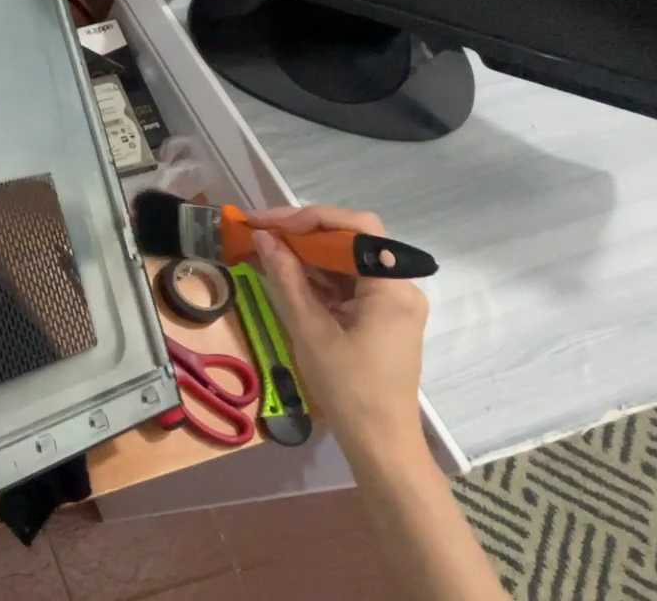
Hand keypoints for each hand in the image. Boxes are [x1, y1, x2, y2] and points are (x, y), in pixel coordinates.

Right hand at [248, 205, 428, 448]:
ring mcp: (389, 302)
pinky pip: (344, 281)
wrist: (378, 439)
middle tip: (258, 231)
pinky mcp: (377, 316)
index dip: (311, 217)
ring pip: (344, 259)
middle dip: (301, 231)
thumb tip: (264, 237)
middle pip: (350, 240)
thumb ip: (286, 277)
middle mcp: (398, 287)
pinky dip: (313, 273)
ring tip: (261, 248)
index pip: (357, 228)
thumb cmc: (347, 385)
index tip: (269, 223)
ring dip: (304, 251)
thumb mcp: (308, 327)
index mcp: (392, 288)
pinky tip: (281, 272)